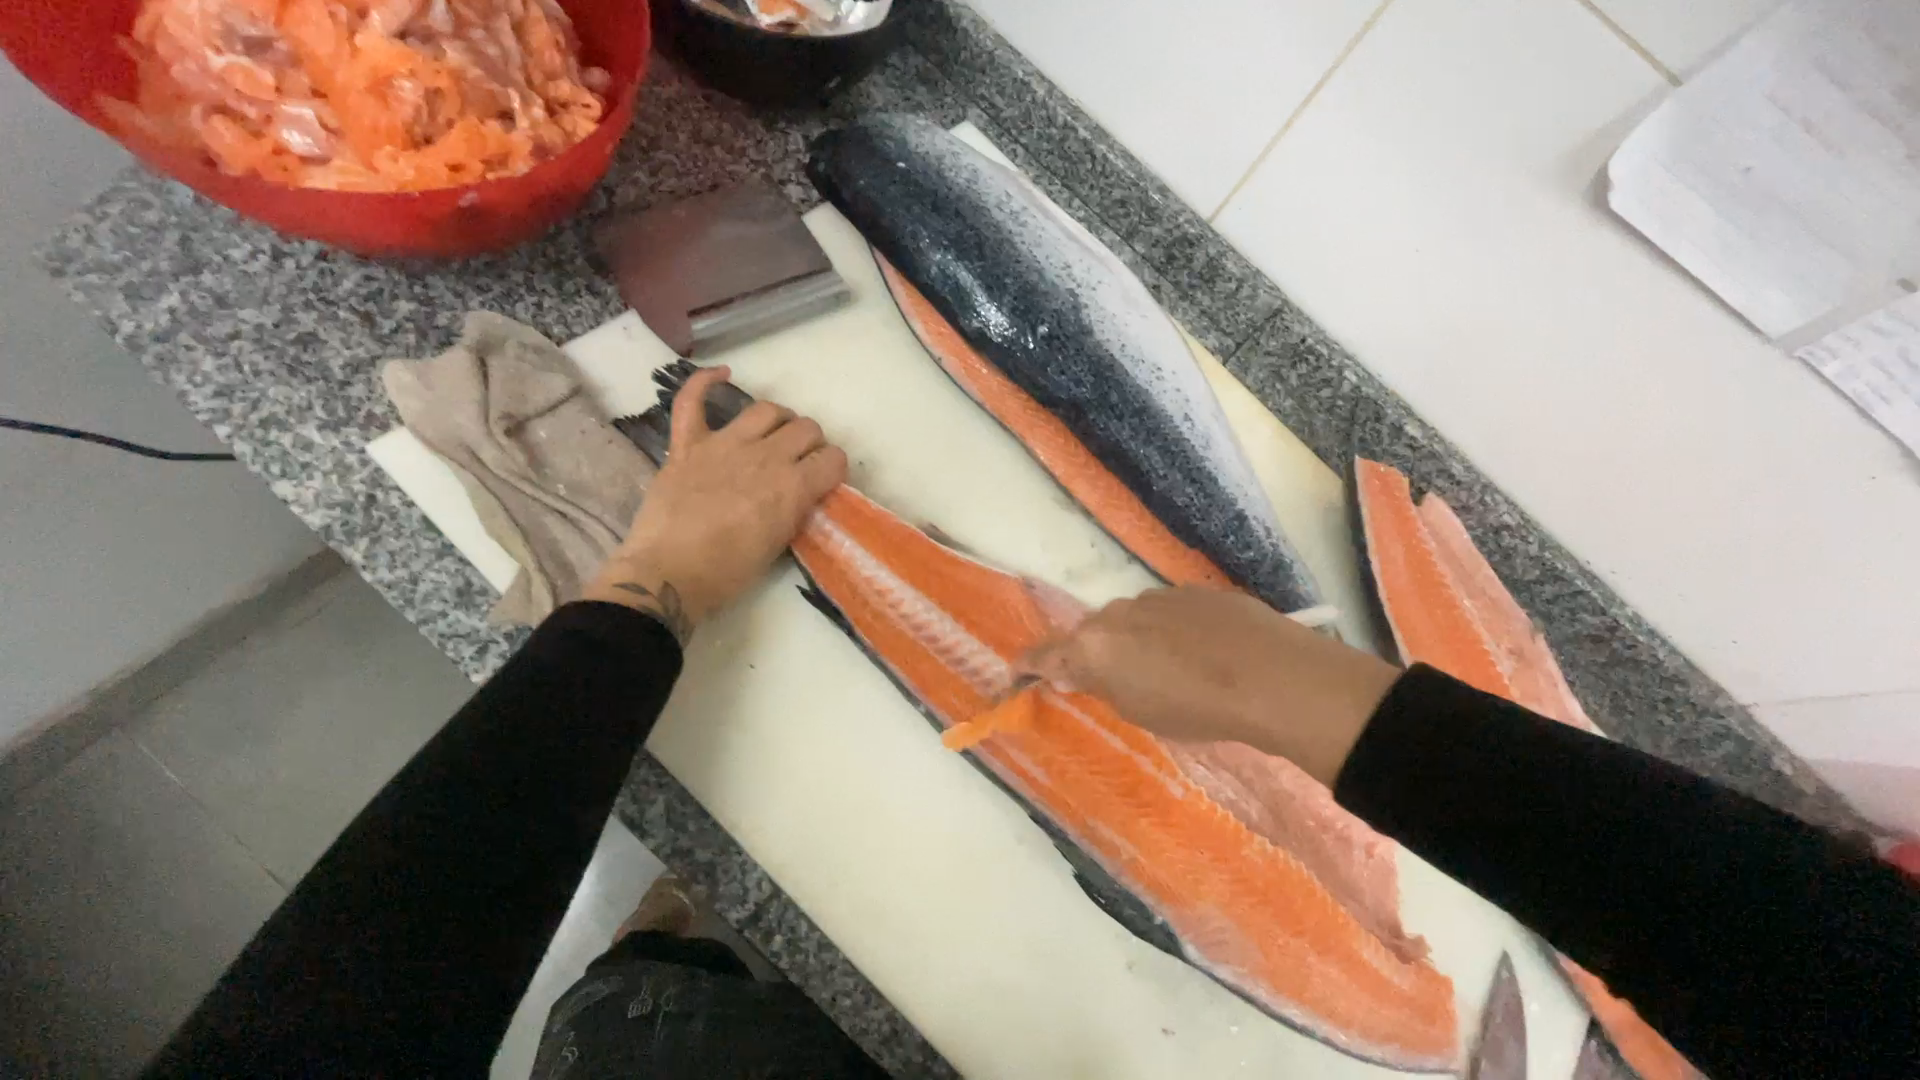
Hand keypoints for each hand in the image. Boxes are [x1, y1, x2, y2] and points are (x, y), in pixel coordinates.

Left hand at [582, 366, 847, 642]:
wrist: (667, 574)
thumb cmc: (727, 573)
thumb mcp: (777, 546)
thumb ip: (794, 512)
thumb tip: (801, 495)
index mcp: (792, 487)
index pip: (833, 460)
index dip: (834, 470)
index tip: (826, 482)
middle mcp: (764, 456)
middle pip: (806, 428)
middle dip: (811, 444)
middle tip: (800, 463)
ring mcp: (724, 445)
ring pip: (766, 410)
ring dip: (778, 419)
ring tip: (774, 434)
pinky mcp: (688, 445)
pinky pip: (692, 401)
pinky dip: (705, 382)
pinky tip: (721, 374)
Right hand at [1018, 587, 1400, 784]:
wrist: (1275, 678)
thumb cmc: (1199, 710)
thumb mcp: (1141, 712)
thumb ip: (1103, 687)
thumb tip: (1080, 673)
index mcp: (1093, 647)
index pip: (1044, 654)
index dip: (1028, 666)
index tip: (1018, 674)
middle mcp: (1116, 613)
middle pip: (1090, 634)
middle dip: (1094, 656)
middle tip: (1117, 684)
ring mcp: (1156, 596)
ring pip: (1130, 620)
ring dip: (1136, 642)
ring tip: (1171, 671)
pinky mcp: (1193, 590)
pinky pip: (1167, 612)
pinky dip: (1170, 630)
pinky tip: (1201, 652)